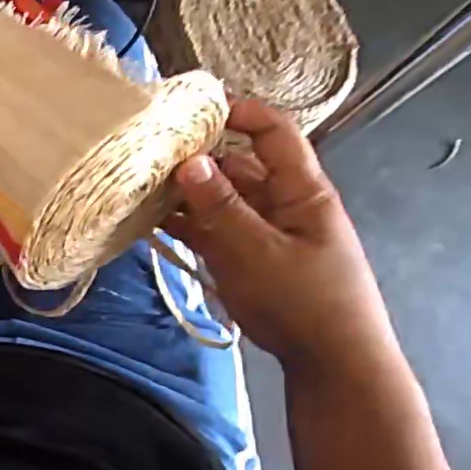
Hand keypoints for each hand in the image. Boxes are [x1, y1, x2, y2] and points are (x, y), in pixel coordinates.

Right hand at [164, 100, 398, 372]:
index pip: (273, 134)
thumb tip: (190, 161)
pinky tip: (151, 221)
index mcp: (300, 190)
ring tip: (141, 185)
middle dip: (198, 157)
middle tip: (150, 153)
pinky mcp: (243, 258)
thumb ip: (222, 207)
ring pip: (218, 200)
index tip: (195, 107)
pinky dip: (183, 224)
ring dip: (184, 193)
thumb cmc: (305, 301)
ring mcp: (258, 232)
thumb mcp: (259, 251)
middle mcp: (279, 203)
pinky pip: (209, 230)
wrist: (329, 361)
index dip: (241, 113)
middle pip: (236, 167)